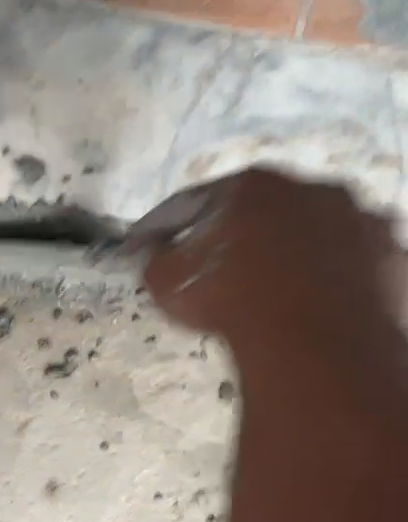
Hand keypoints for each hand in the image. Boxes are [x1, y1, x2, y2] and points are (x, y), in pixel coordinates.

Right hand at [127, 168, 397, 354]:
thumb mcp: (162, 279)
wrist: (312, 335)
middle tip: (203, 260)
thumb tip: (156, 248)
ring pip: (307, 228)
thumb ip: (156, 256)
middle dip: (229, 230)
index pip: (190, 201)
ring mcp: (362, 216)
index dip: (158, 225)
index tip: (138, 246)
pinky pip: (344, 256)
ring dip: (281, 247)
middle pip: (257, 207)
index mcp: (250, 186)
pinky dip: (322, 269)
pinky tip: (301, 294)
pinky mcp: (391, 250)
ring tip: (256, 279)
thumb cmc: (226, 296)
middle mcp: (312, 187)